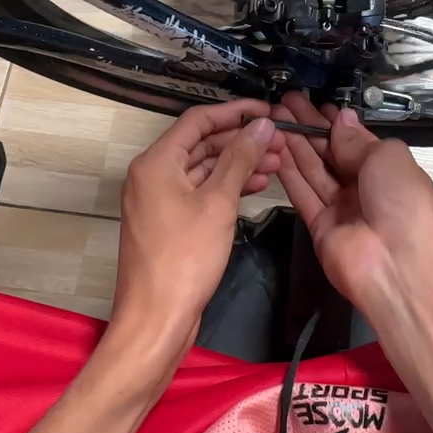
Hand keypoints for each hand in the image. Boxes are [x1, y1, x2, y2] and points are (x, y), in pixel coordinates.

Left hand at [114, 99, 287, 357]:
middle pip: (202, 143)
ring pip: (204, 168)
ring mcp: (160, 199)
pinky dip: (227, 186)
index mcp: (156, 162)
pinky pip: (201, 191)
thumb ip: (240, 159)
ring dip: (239, 163)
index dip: (235, 112)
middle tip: (280, 140)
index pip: (198, 120)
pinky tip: (258, 185)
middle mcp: (153, 174)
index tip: (267, 111)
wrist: (156, 321)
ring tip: (278, 162)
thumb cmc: (184, 259)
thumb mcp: (218, 203)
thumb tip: (261, 126)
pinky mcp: (170, 222)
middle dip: (241, 140)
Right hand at [270, 92, 432, 311]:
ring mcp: (341, 208)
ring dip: (294, 144)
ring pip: (313, 170)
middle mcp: (363, 187)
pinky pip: (302, 194)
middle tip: (284, 105)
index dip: (333, 121)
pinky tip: (274, 149)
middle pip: (330, 152)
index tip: (312, 103)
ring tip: (273, 119)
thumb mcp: (387, 157)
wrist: (398, 265)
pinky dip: (288, 172)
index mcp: (386, 169)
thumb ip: (357, 139)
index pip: (354, 140)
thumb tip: (341, 118)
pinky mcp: (320, 226)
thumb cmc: (403, 202)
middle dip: (308, 128)